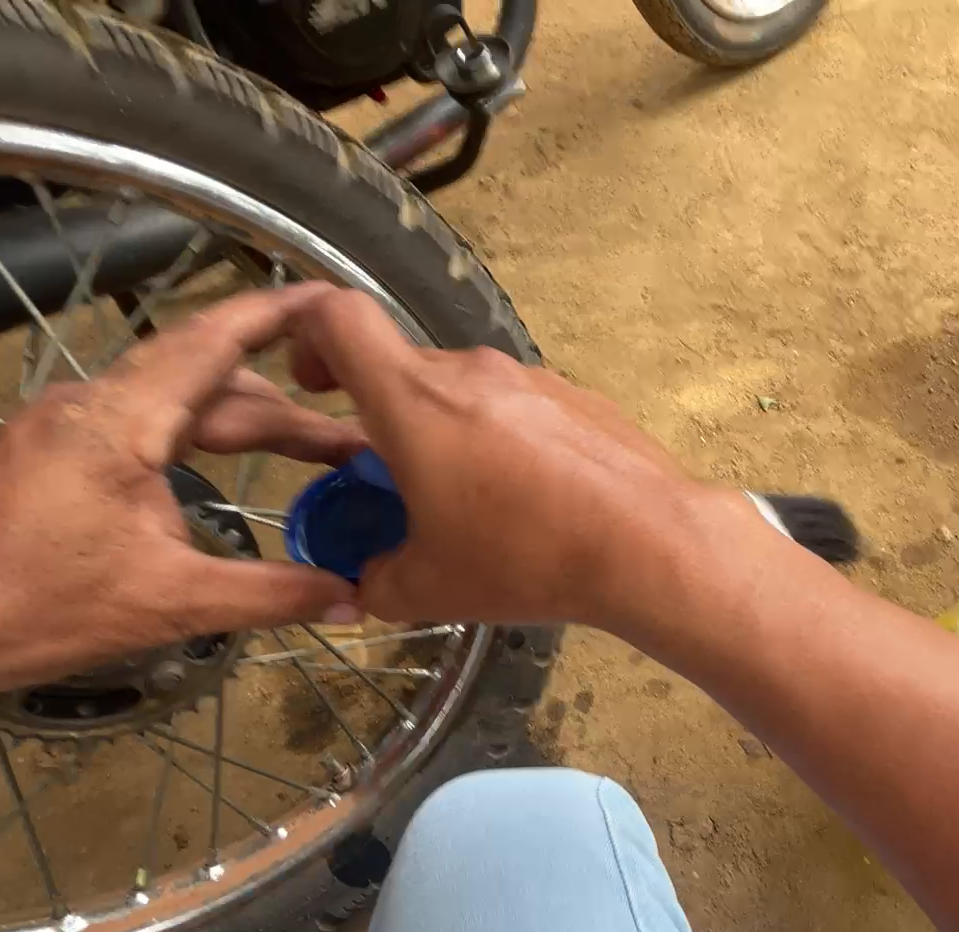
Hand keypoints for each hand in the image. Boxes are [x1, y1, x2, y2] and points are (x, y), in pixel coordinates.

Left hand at [0, 285, 365, 700]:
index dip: (277, 315)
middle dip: (298, 411)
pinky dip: (214, 438)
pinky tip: (242, 467)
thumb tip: (355, 599)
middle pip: (217, 384)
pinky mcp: (59, 451)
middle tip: (365, 446)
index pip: (211, 344)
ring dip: (257, 424)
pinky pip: (156, 424)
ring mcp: (73, 425)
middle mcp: (97, 406)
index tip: (335, 302)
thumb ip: (272, 595)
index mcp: (120, 425)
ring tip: (321, 457)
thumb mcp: (165, 604)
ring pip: (187, 403)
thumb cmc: (21, 606)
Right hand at [285, 288, 718, 629]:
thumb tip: (371, 580)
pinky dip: (514, 441)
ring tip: (484, 500)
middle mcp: (477, 371)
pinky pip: (528, 410)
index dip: (308, 337)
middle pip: (411, 370)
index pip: (337, 316)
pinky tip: (543, 497)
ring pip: (473, 393)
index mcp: (417, 399)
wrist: (649, 542)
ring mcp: (539, 381)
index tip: (315, 386)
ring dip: (459, 434)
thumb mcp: (430, 588)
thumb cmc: (527, 558)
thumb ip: (378, 579)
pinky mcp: (586, 401)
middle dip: (395, 418)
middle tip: (410, 482)